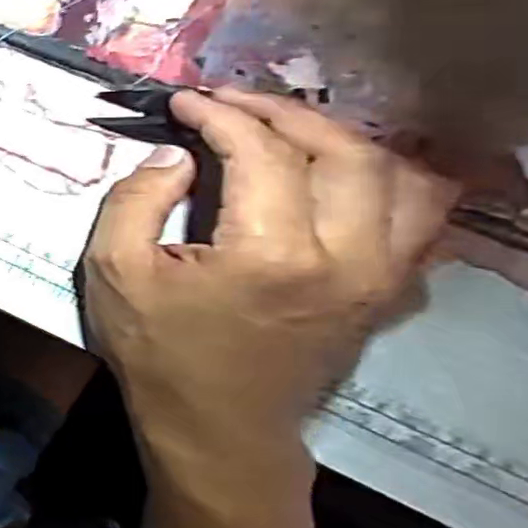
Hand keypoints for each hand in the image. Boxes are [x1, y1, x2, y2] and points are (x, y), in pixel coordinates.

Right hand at [83, 88, 456, 499]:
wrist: (214, 426)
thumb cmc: (156, 349)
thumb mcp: (113, 269)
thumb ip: (137, 199)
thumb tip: (177, 153)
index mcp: (273, 254)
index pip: (262, 153)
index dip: (219, 114)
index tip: (183, 101)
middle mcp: (346, 259)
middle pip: (343, 152)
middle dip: (281, 112)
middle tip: (229, 101)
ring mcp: (379, 278)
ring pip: (395, 178)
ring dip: (337, 138)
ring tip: (281, 127)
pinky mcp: (384, 293)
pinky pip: (414, 218)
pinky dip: (379, 180)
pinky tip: (333, 173)